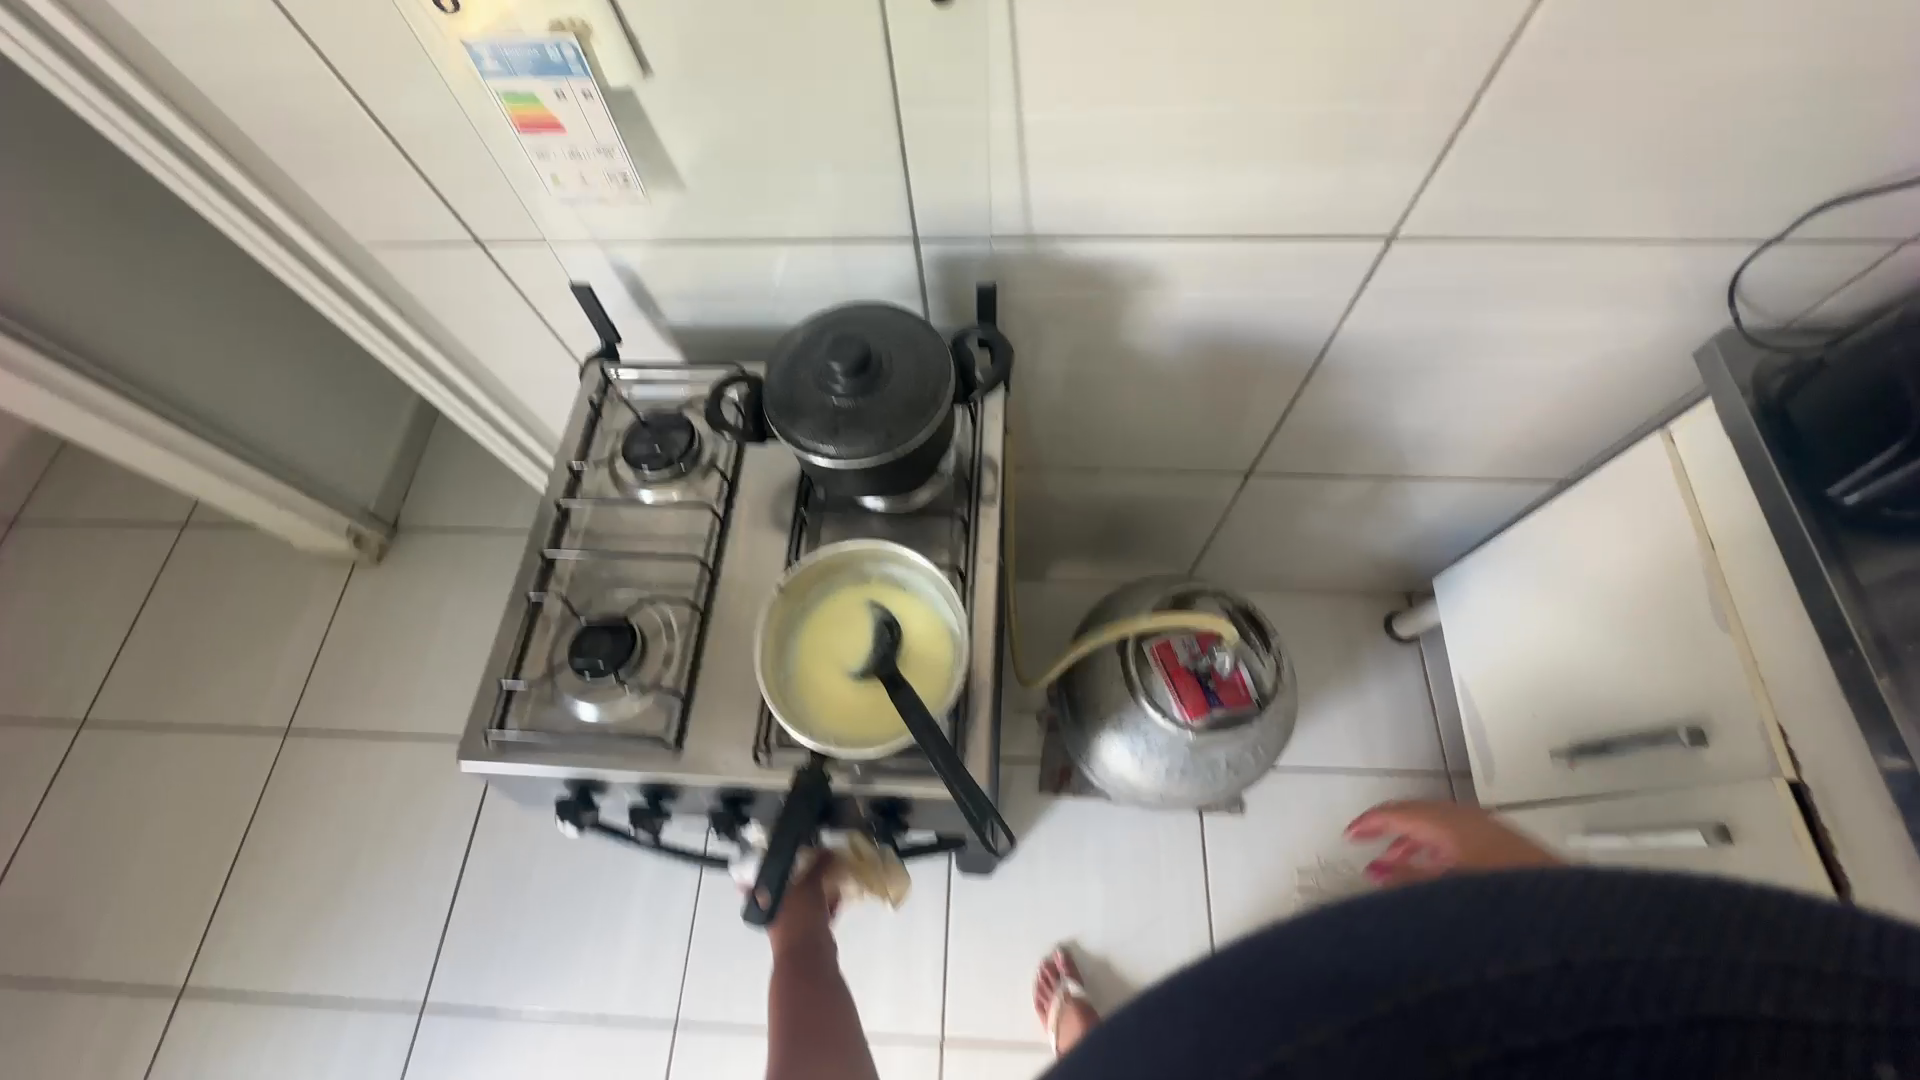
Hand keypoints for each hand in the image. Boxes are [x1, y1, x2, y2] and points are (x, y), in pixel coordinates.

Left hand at [767, 851, 840, 955]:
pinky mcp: (806, 933)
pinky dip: (826, 904)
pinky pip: (816, 912)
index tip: (784, 850)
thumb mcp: (809, 884)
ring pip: (803, 899)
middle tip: (816, 860)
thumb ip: (819, 865)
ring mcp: (790, 923)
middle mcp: (773, 910)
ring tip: (831, 875)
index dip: (771, 862)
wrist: (809, 957)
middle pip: (786, 886)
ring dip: (817, 888)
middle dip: (802, 874)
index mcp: (765, 898)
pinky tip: (838, 896)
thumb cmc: (800, 918)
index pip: (762, 875)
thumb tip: (828, 850)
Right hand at [1345, 800, 1559, 886]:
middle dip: (1387, 830)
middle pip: (1414, 814)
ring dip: (1410, 842)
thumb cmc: (1500, 894)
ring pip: (1434, 826)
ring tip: (1393, 867)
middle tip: (1365, 847)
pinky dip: (1432, 848)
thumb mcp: (1447, 888)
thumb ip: (1407, 879)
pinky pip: (1453, 835)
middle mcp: (1462, 817)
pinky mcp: (1501, 843)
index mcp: (1446, 822)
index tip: (1347, 836)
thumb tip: (1372, 871)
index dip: (1368, 822)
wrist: (1572, 911)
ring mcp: (1484, 828)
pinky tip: (1432, 871)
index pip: (1395, 813)